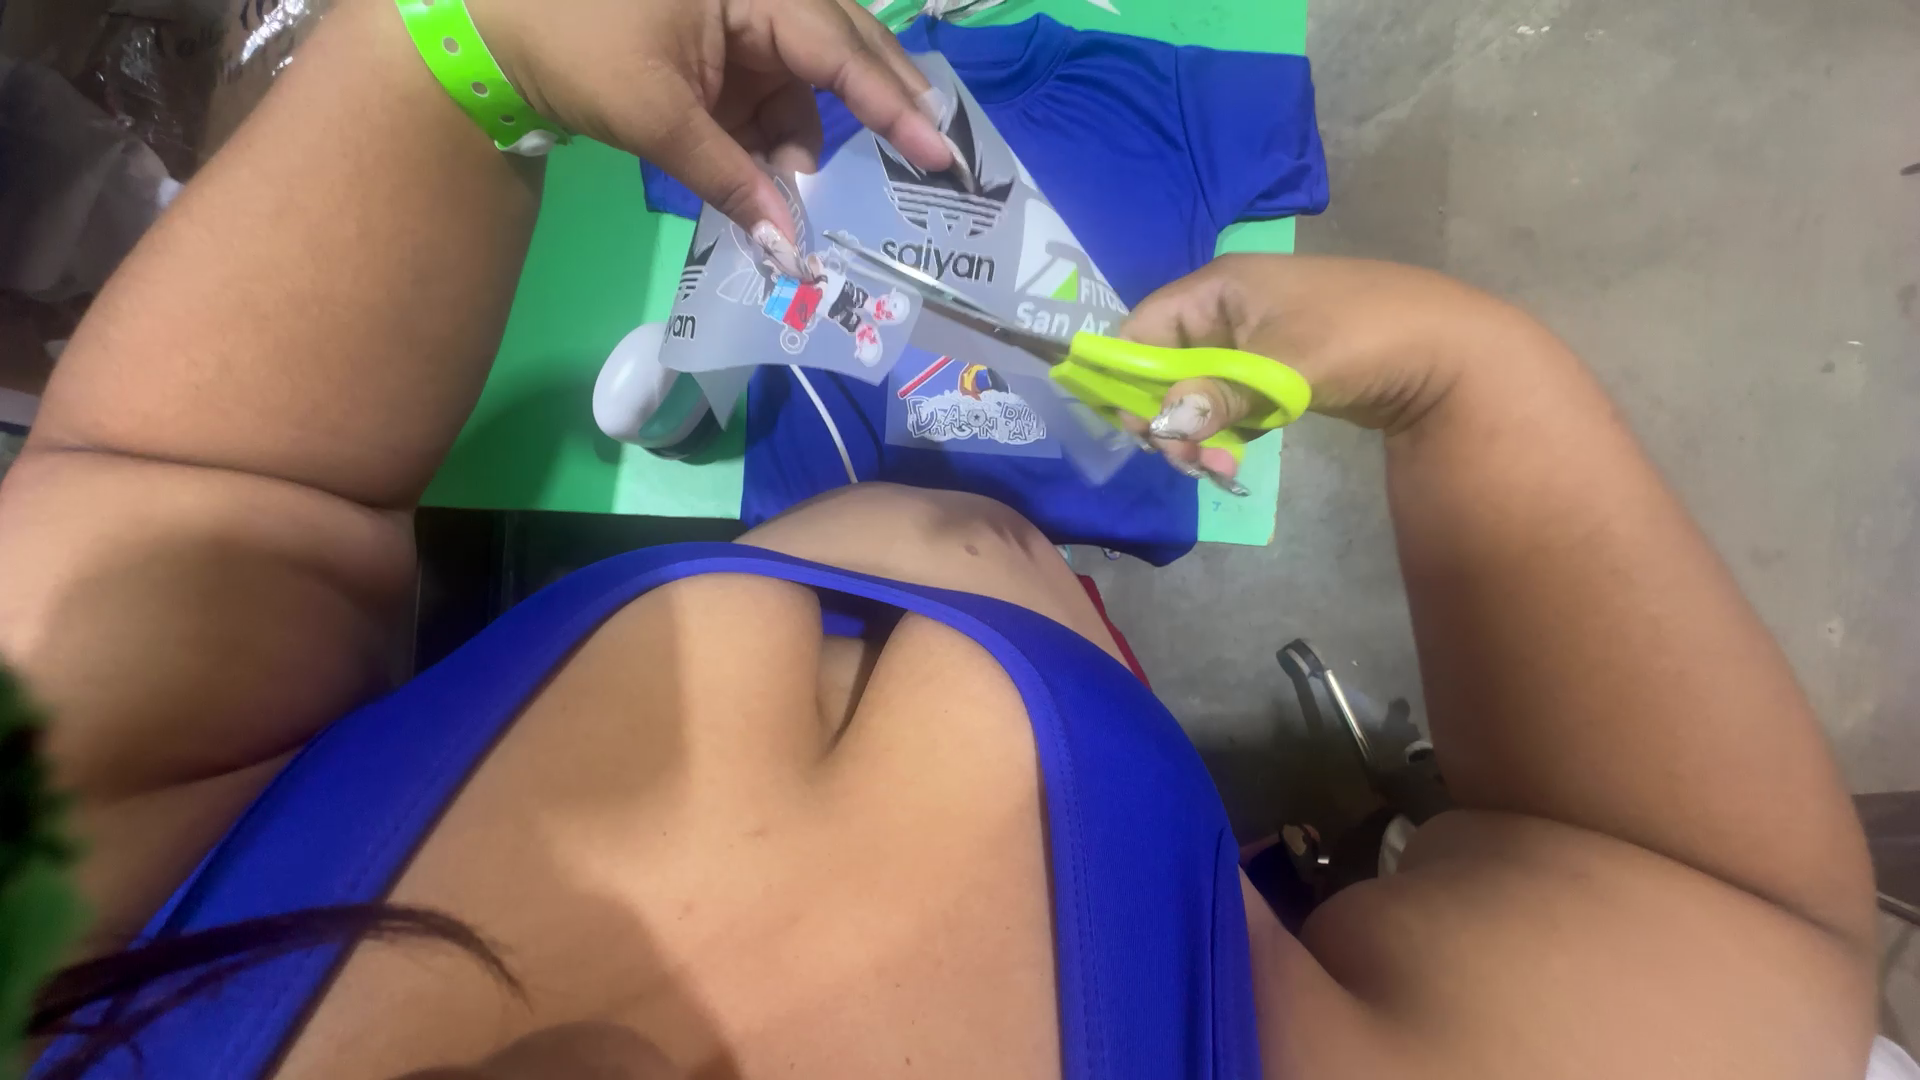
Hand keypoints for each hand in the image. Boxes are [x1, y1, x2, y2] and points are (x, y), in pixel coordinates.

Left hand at [462, 0, 952, 241]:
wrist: (495, 27)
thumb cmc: (573, 45)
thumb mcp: (659, 119)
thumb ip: (732, 182)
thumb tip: (789, 249)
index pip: (837, 47)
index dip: (891, 102)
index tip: (938, 146)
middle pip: (842, 48)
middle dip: (879, 105)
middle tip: (928, 151)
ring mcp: (743, 19)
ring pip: (808, 85)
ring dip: (804, 142)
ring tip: (788, 188)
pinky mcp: (727, 49)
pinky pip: (774, 97)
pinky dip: (776, 141)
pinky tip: (769, 174)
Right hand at [1118, 255, 1541, 476]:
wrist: (1448, 353)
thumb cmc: (1362, 336)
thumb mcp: (1284, 365)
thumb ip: (1218, 394)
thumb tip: (1163, 423)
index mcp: (1219, 288)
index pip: (1143, 328)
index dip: (1129, 376)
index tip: (1140, 426)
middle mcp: (1224, 313)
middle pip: (1162, 368)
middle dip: (1166, 419)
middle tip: (1184, 460)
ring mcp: (1245, 346)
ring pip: (1190, 395)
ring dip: (1193, 436)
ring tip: (1216, 468)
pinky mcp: (1264, 376)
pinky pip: (1220, 407)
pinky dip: (1219, 437)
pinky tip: (1230, 461)